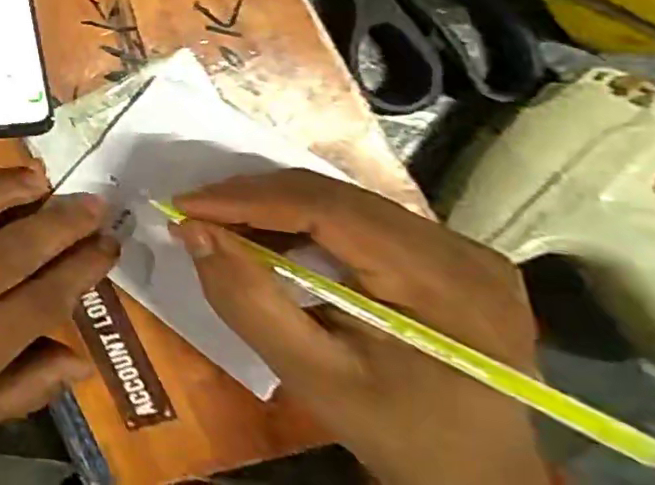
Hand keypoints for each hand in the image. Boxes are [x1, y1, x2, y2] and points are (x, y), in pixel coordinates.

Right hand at [171, 170, 549, 484]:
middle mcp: (462, 252)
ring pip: (338, 198)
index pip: (328, 211)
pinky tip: (266, 236)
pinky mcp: (445, 252)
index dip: (246, 200)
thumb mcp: (310, 373)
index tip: (181, 206)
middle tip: (192, 213)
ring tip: (219, 223)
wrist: (473, 473)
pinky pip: (354, 213)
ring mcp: (460, 248)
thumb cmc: (394, 430)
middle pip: (332, 196)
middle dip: (250, 197)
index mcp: (445, 285)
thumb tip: (192, 231)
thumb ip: (248, 300)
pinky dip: (297, 217)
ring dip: (269, 204)